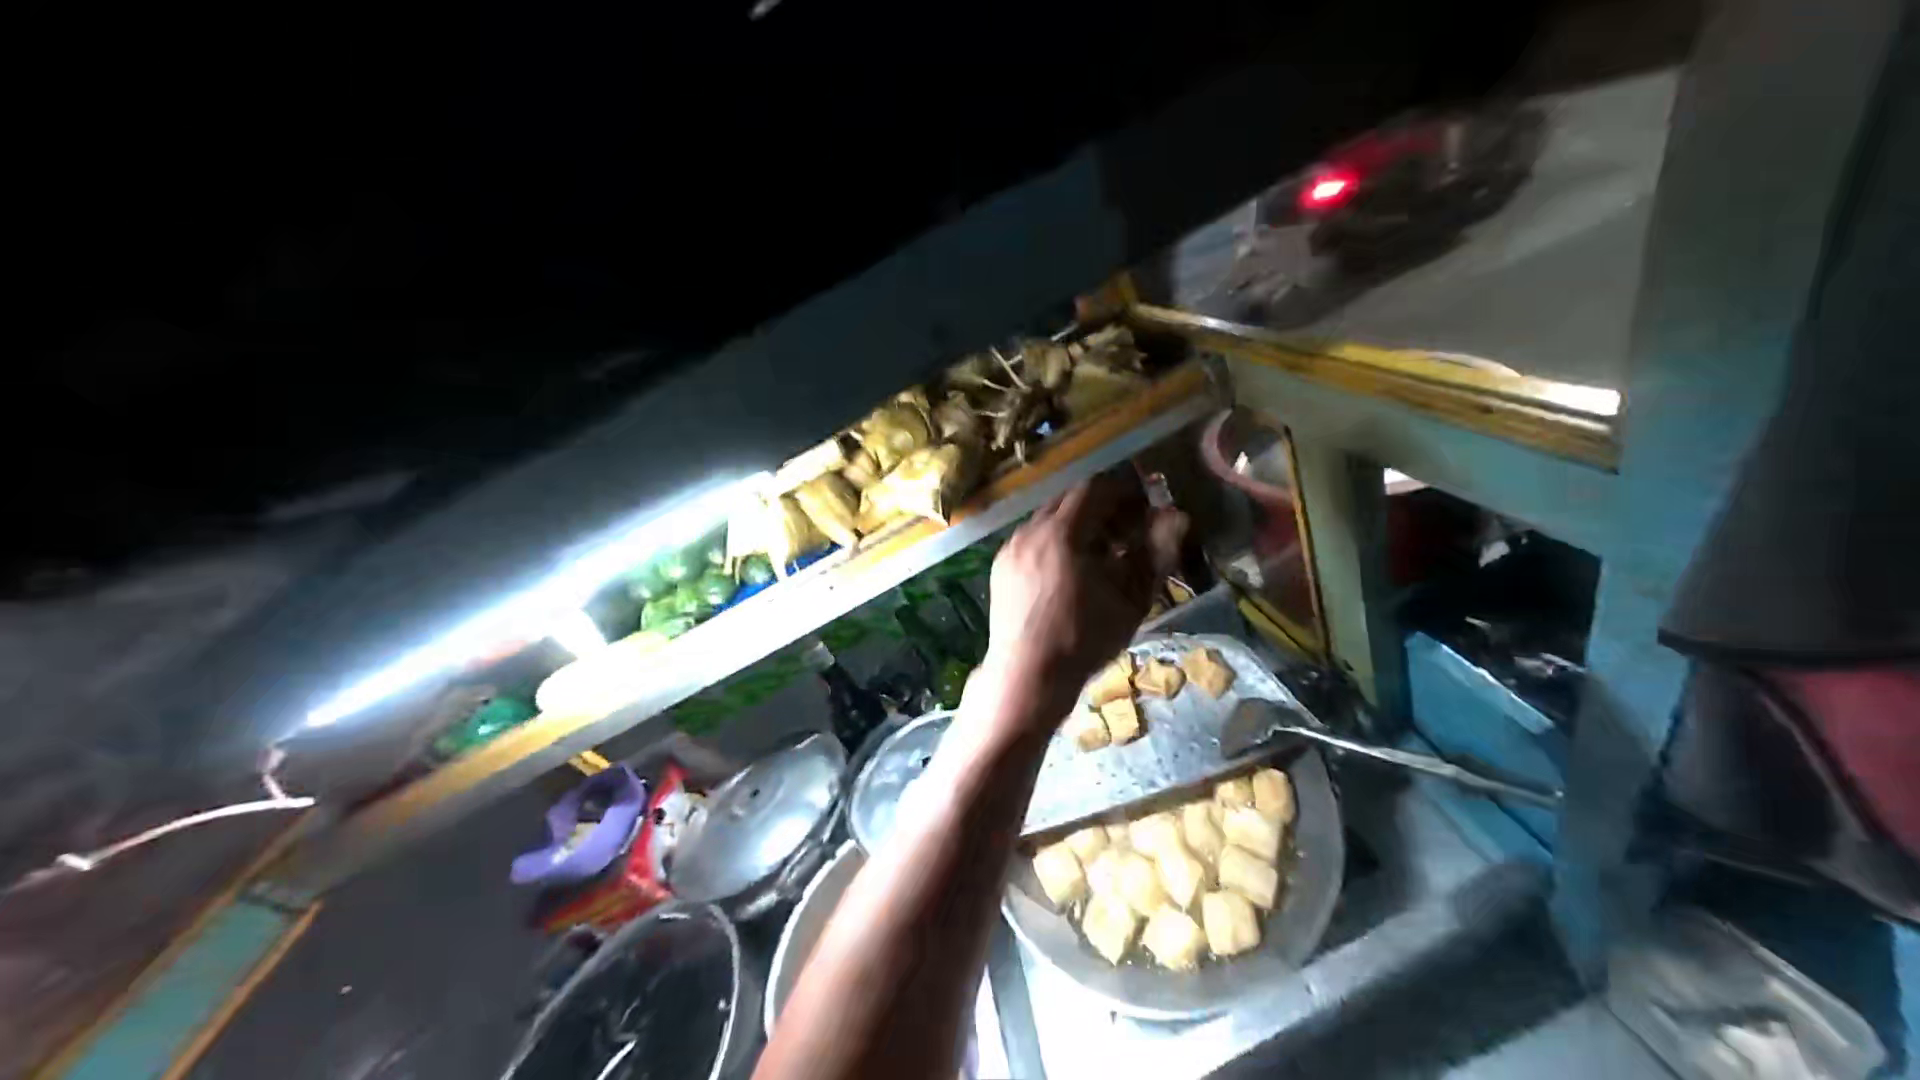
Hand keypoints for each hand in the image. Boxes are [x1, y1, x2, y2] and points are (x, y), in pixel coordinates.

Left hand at [975, 469, 1187, 725]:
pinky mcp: (1000, 567)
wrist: (1027, 676)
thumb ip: (1155, 552)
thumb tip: (1176, 515)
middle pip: (1069, 499)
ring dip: (1077, 525)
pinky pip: (1032, 539)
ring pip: (1048, 518)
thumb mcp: (1130, 599)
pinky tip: (1070, 572)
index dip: (1125, 492)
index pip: (1095, 487)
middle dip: (1101, 508)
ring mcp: (1010, 548)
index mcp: (1061, 533)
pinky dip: (1055, 542)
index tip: (1145, 509)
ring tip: (1101, 556)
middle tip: (1127, 533)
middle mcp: (1029, 531)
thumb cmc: (1084, 639)